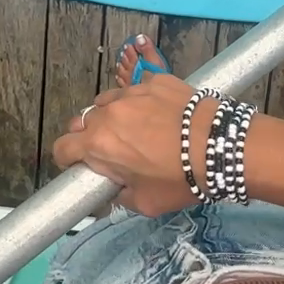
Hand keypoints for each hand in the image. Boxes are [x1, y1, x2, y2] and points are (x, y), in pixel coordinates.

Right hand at [51, 73, 215, 215]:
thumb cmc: (182, 179)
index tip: (78, 165)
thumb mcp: (146, 203)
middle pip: (82, 122)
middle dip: (89, 137)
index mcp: (99, 145)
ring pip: (107, 102)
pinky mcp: (154, 80)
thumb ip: (120, 195)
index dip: (67, 159)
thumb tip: (114, 189)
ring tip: (135, 129)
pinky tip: (158, 114)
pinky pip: (135, 90)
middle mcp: (108, 113)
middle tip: (111, 150)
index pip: (62, 147)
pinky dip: (139, 102)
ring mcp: (131, 92)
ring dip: (112, 116)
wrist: (220, 146)